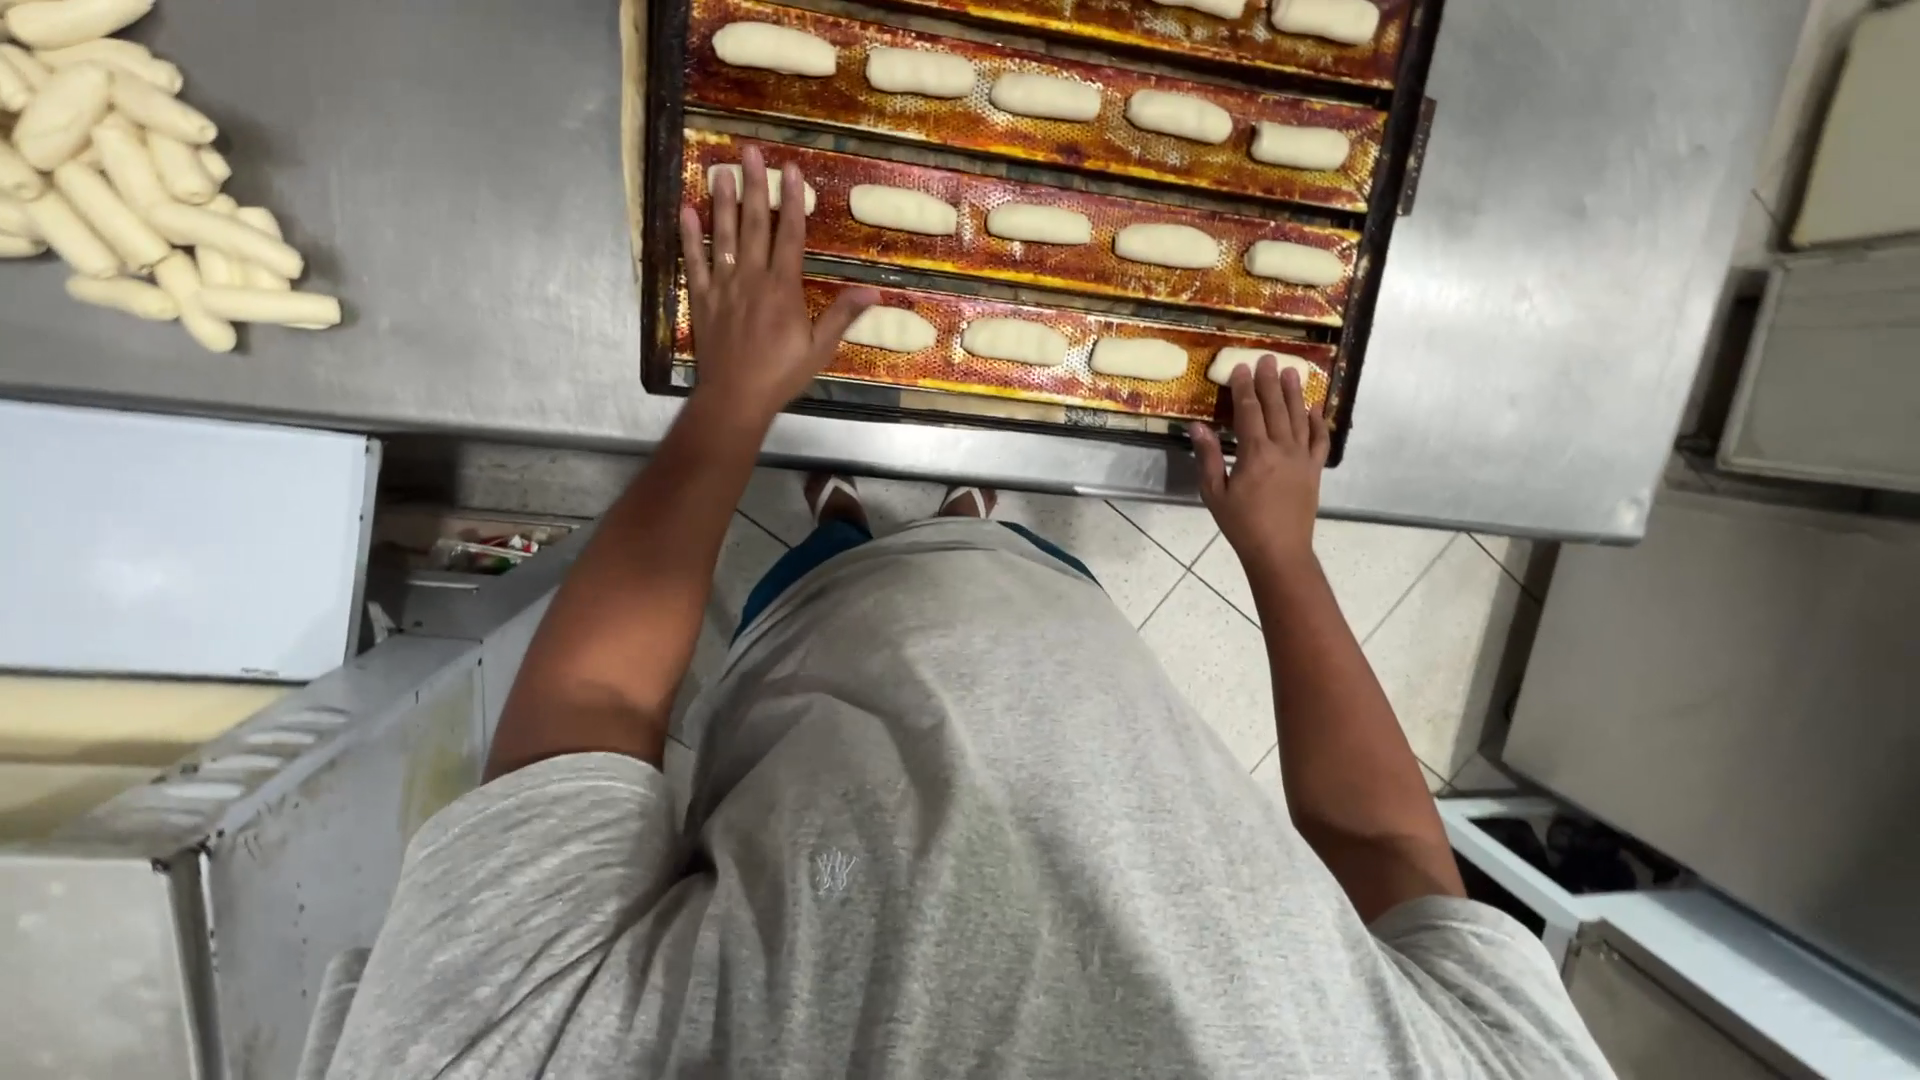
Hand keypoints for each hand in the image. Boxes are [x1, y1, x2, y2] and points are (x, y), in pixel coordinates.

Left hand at [678, 146, 875, 424]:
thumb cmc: (782, 375)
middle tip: (749, 151)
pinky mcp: (701, 299)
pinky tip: (685, 210)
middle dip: (753, 186)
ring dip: (720, 201)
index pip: (789, 235)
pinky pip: (693, 262)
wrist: (735, 397)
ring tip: (719, 169)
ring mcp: (723, 287)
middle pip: (753, 224)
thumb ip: (842, 315)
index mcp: (783, 288)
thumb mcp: (820, 349)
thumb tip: (873, 291)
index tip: (792, 170)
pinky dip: (688, 236)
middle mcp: (752, 278)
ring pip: (722, 236)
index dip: (791, 201)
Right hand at [1189, 356, 1330, 577]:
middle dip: (1269, 381)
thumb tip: (1198, 426)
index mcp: (1255, 454)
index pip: (1249, 412)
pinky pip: (1318, 439)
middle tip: (1267, 358)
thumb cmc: (1241, 525)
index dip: (1244, 388)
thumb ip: (1209, 457)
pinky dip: (1316, 420)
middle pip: (1275, 407)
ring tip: (1291, 371)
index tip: (1240, 368)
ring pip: (1298, 417)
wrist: (1280, 550)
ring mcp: (1302, 458)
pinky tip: (1314, 407)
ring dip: (1294, 392)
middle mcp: (1282, 449)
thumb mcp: (1215, 493)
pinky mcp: (1314, 469)